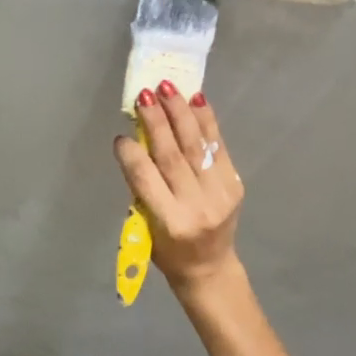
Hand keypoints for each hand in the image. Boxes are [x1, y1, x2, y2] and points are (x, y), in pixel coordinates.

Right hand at [113, 79, 243, 295]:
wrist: (210, 268)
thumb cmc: (168, 252)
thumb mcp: (146, 228)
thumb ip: (144, 189)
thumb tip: (138, 144)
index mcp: (170, 222)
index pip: (146, 179)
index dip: (132, 154)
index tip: (120, 135)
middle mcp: (197, 206)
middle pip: (173, 155)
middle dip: (157, 121)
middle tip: (144, 95)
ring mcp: (220, 194)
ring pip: (196, 145)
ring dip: (180, 113)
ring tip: (167, 87)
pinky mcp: (234, 184)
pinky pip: (218, 147)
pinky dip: (206, 121)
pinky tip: (195, 99)